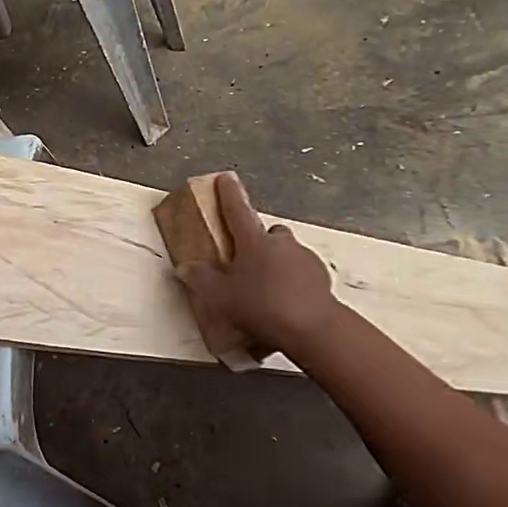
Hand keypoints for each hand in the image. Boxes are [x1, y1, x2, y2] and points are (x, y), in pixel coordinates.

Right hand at [175, 173, 344, 355]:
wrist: (312, 328)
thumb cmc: (262, 307)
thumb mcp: (221, 297)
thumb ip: (201, 280)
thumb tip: (186, 268)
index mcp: (254, 242)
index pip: (237, 210)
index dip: (228, 194)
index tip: (225, 178)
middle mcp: (282, 244)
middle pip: (269, 233)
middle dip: (259, 242)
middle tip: (247, 263)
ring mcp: (305, 259)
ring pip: (287, 254)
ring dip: (277, 265)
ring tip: (265, 293)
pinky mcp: (321, 279)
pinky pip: (302, 276)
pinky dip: (292, 284)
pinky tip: (283, 306)